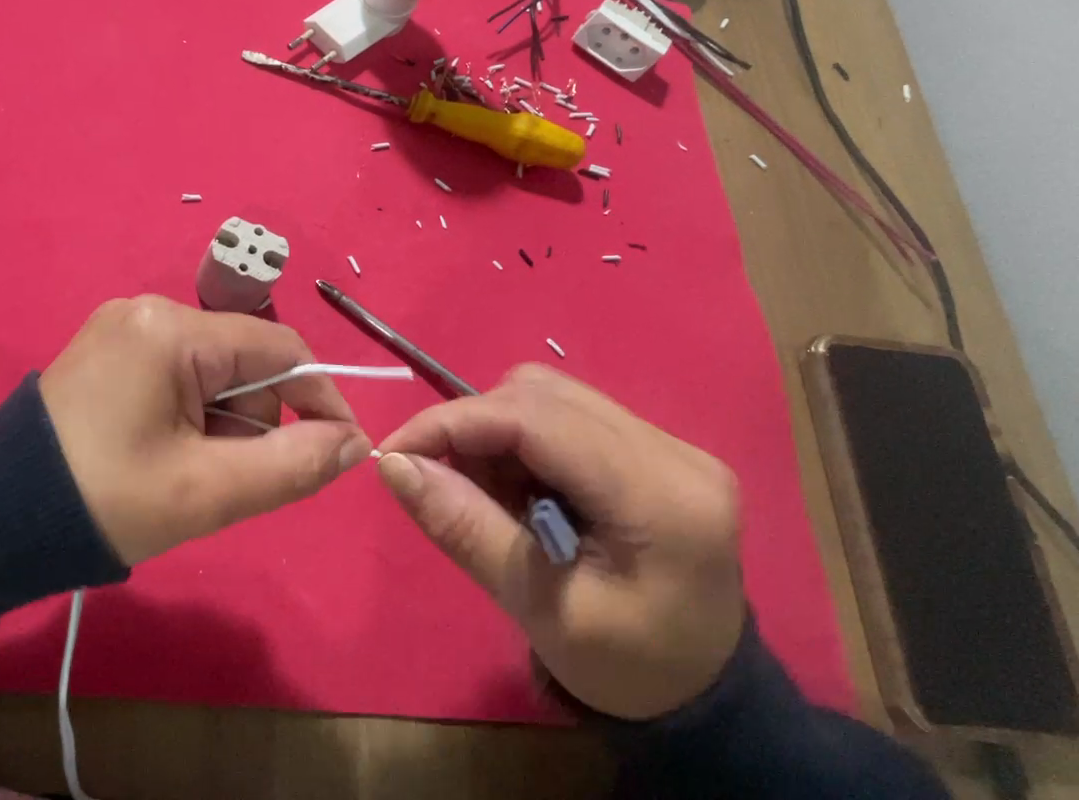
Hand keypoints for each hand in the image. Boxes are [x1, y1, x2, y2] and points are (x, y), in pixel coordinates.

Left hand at [39, 295, 370, 565]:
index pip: (279, 346)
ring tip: (178, 475)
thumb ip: (294, 463)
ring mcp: (122, 330)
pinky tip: (160, 457)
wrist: (0, 517)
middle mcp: (146, 311)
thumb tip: (353, 443)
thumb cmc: (107, 499)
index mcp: (170, 329)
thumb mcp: (209, 490)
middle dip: (247, 425)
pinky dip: (187, 419)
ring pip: (211, 375)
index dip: (318, 397)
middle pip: (243, 362)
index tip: (340, 450)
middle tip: (212, 480)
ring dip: (217, 428)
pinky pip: (175, 378)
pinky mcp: (107, 354)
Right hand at [375, 364, 744, 719]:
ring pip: (548, 395)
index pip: (536, 420)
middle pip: (540, 395)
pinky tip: (520, 490)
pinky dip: (520, 441)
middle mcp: (674, 452)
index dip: (453, 423)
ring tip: (488, 494)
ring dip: (494, 433)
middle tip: (442, 483)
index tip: (393, 452)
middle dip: (471, 429)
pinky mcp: (655, 450)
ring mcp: (670, 446)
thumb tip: (392, 463)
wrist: (699, 695)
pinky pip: (565, 414)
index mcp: (660, 497)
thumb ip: (465, 527)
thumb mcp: (535, 605)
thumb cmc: (621, 666)